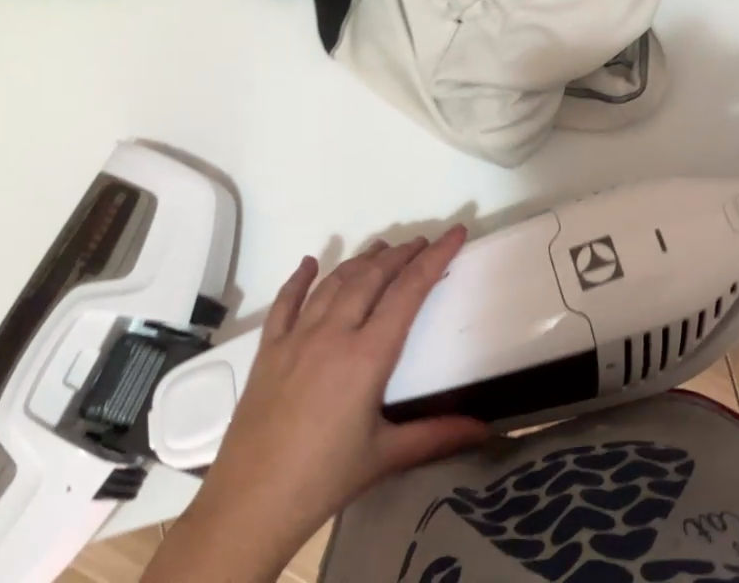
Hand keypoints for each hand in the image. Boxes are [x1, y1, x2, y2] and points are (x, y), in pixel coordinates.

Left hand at [168, 229, 490, 574]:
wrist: (250, 503)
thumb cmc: (324, 480)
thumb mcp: (386, 456)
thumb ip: (437, 435)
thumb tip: (488, 429)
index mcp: (366, 356)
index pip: (408, 292)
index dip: (434, 258)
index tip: (454, 233)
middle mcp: (332, 335)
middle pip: (371, 278)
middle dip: (400, 255)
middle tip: (422, 242)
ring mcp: (295, 340)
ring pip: (333, 283)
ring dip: (360, 261)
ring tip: (382, 248)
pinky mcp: (268, 352)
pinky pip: (285, 303)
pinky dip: (299, 279)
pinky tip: (309, 264)